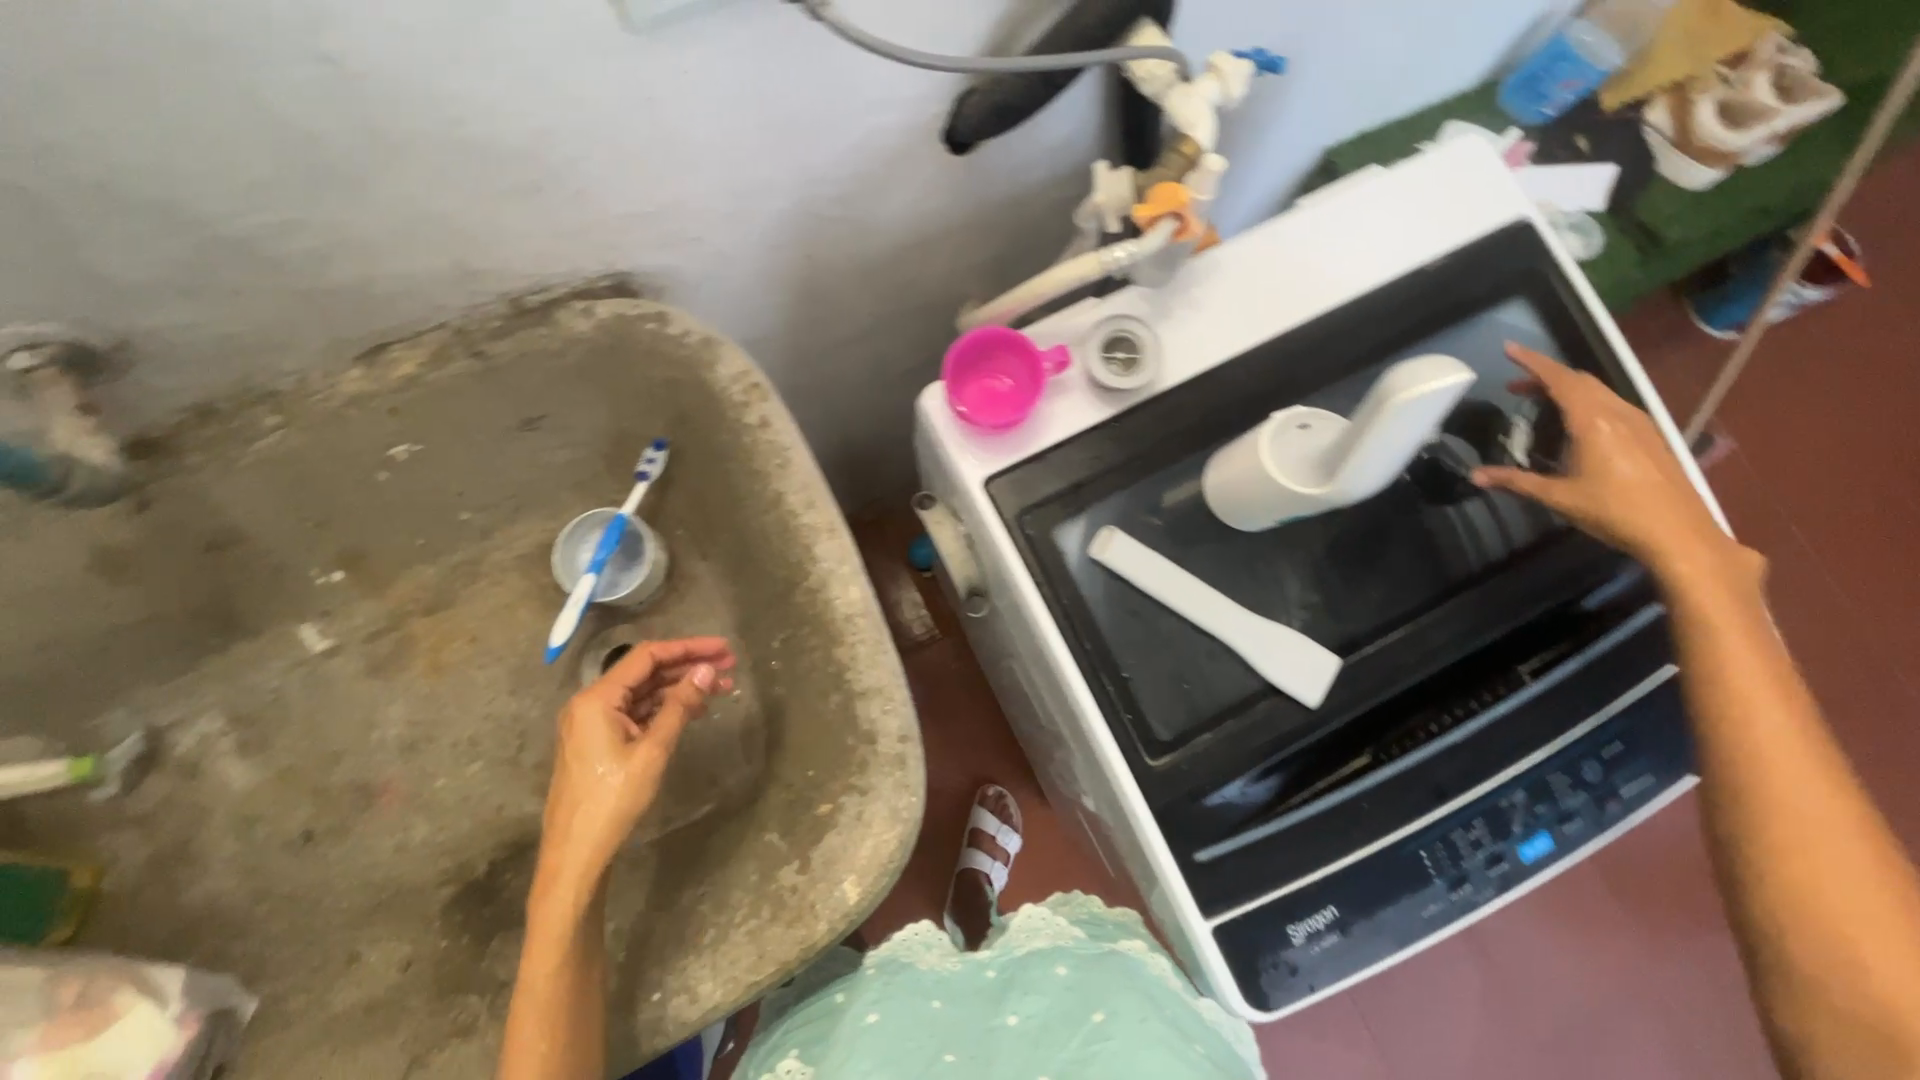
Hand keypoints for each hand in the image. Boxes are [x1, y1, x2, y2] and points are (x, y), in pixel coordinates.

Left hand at [534, 637, 736, 899]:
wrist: (576, 852)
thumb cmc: (613, 800)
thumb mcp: (652, 751)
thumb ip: (680, 706)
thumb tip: (706, 670)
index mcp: (596, 699)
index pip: (647, 657)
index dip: (688, 648)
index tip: (723, 649)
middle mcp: (590, 703)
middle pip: (645, 672)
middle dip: (687, 666)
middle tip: (730, 666)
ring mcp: (592, 722)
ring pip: (642, 693)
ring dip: (680, 688)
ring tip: (721, 688)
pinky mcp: (598, 741)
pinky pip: (635, 712)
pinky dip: (664, 708)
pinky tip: (693, 711)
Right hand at [1472, 342, 1757, 587]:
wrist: (1678, 532)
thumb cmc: (1614, 512)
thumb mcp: (1558, 498)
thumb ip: (1516, 482)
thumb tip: (1475, 476)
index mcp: (1593, 422)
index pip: (1560, 379)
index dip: (1533, 362)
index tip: (1510, 348)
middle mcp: (1618, 413)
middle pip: (1580, 380)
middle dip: (1546, 376)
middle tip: (1515, 385)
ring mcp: (1638, 422)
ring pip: (1598, 391)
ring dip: (1567, 389)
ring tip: (1540, 403)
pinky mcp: (1649, 435)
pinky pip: (1612, 405)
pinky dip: (1586, 402)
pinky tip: (1575, 425)